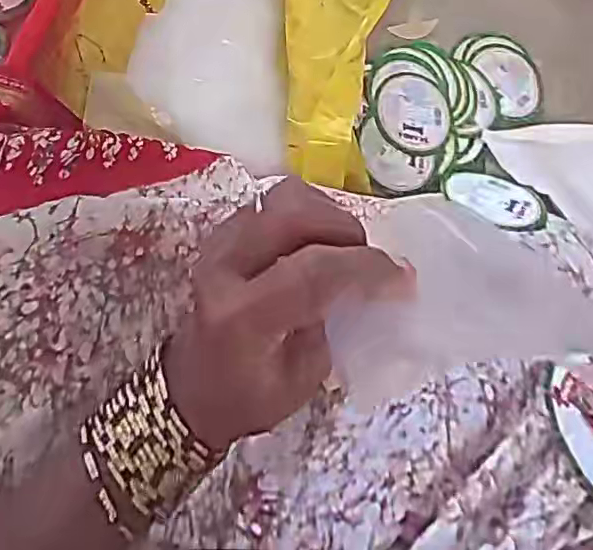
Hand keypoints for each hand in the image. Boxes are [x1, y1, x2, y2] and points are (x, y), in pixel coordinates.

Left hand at [164, 178, 408, 447]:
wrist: (190, 386)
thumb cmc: (247, 396)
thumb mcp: (302, 380)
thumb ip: (334, 322)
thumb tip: (372, 284)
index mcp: (240, 317)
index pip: (309, 272)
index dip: (364, 268)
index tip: (402, 277)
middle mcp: (224, 266)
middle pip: (295, 216)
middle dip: (345, 231)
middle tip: (368, 261)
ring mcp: (221, 240)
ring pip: (286, 197)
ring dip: (327, 214)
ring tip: (344, 248)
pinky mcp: (226, 228)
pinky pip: (276, 200)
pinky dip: (309, 211)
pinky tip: (319, 239)